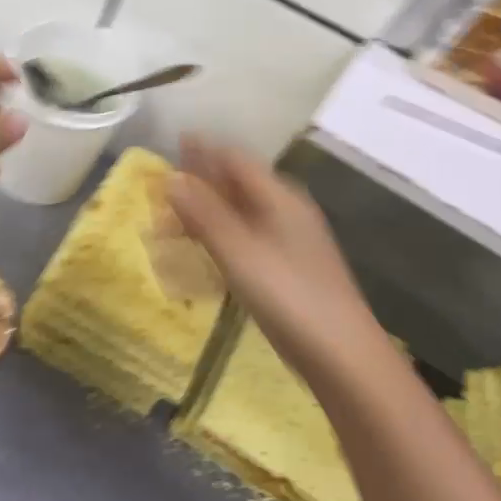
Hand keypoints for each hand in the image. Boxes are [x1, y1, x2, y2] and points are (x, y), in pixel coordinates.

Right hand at [165, 137, 378, 368]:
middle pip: (237, 185)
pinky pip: (243, 240)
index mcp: (279, 199)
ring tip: (170, 224)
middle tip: (161, 193)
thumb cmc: (288, 295)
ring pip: (238, 214)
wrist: (339, 352)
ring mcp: (286, 242)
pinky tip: (199, 254)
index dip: (203, 152)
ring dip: (204, 214)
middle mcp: (285, 212)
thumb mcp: (238, 251)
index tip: (171, 147)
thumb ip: (203, 214)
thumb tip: (170, 178)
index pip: (235, 160)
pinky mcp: (283, 270)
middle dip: (199, 184)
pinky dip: (217, 238)